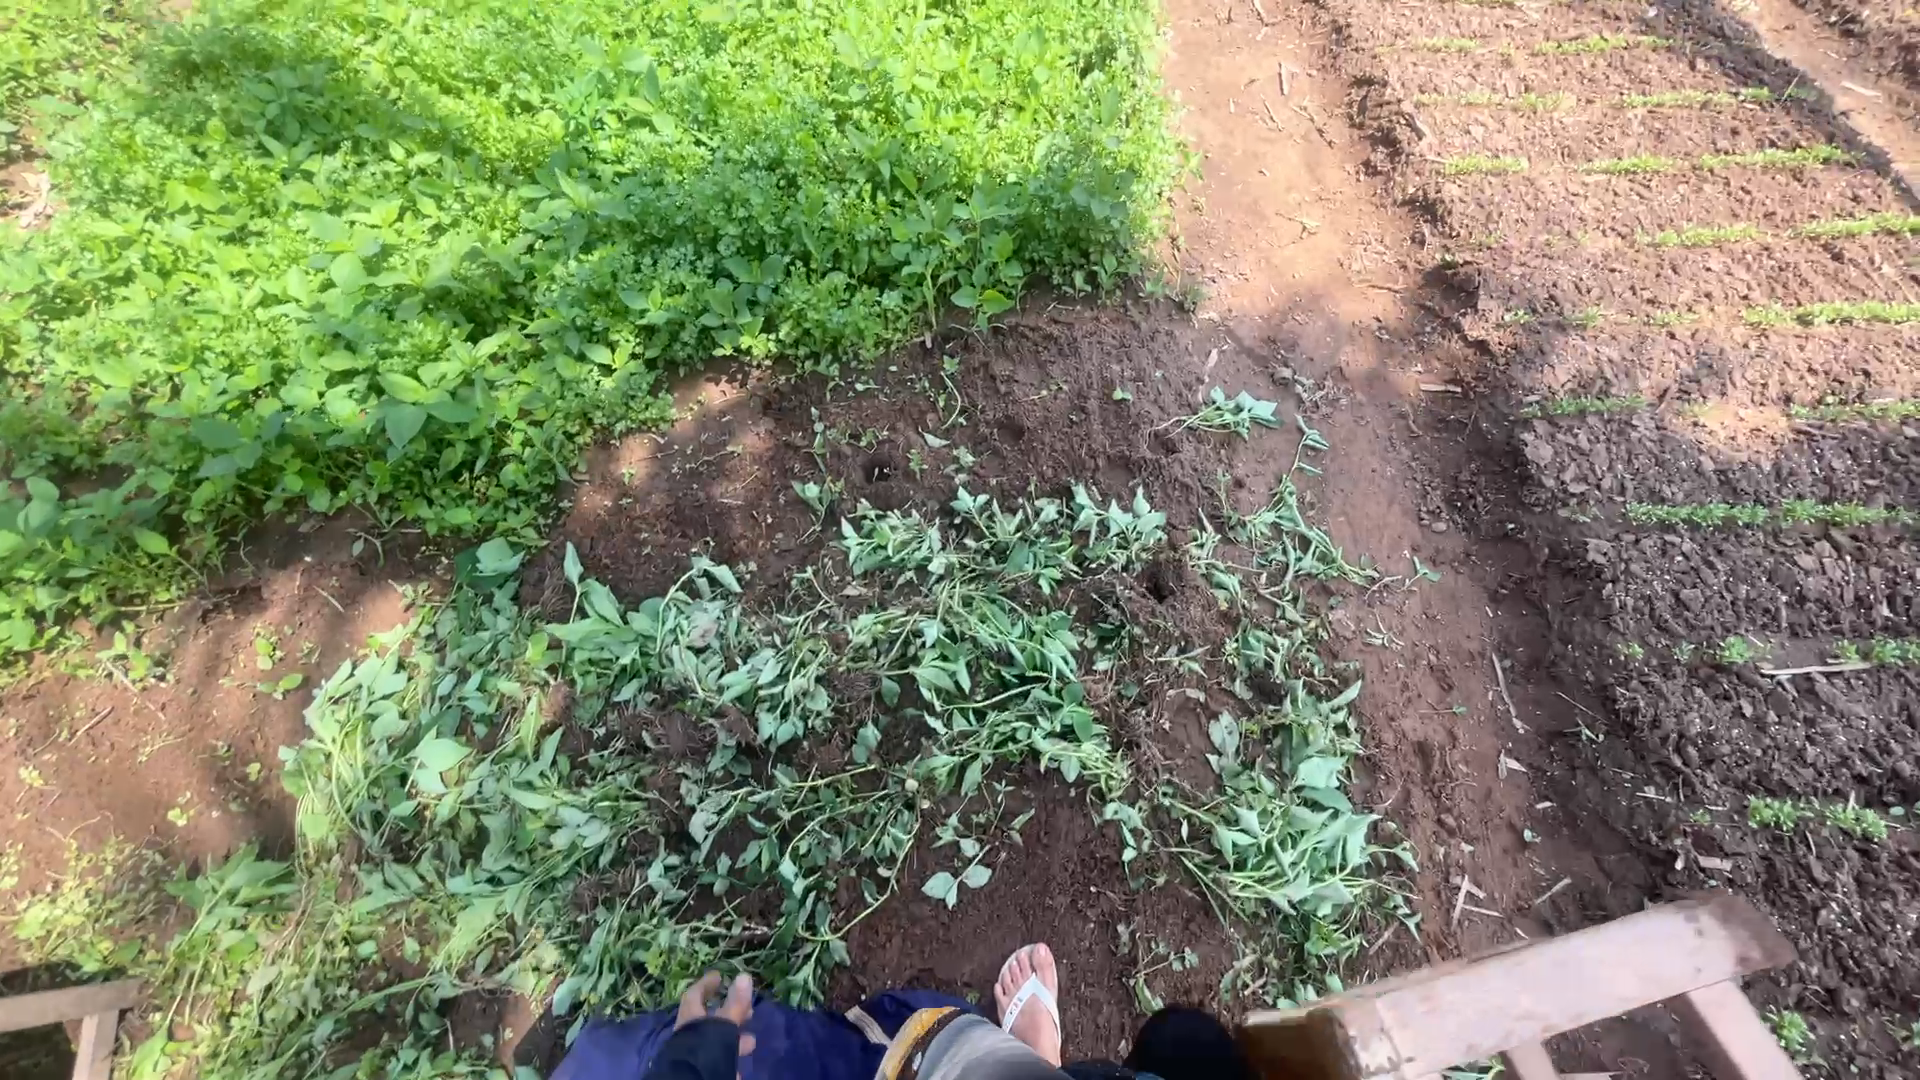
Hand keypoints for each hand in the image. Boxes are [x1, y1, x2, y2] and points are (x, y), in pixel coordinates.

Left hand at [675, 970, 756, 1060]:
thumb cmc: (707, 1048)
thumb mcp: (725, 1023)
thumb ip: (735, 1002)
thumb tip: (744, 976)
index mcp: (690, 1018)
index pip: (694, 994)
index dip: (706, 983)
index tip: (721, 976)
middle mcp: (689, 1035)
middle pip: (709, 1018)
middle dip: (731, 1012)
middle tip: (749, 1010)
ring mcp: (694, 1053)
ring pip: (715, 1040)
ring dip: (734, 1037)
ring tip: (751, 1042)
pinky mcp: (701, 1068)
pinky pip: (716, 1058)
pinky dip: (729, 1056)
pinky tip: (740, 1063)